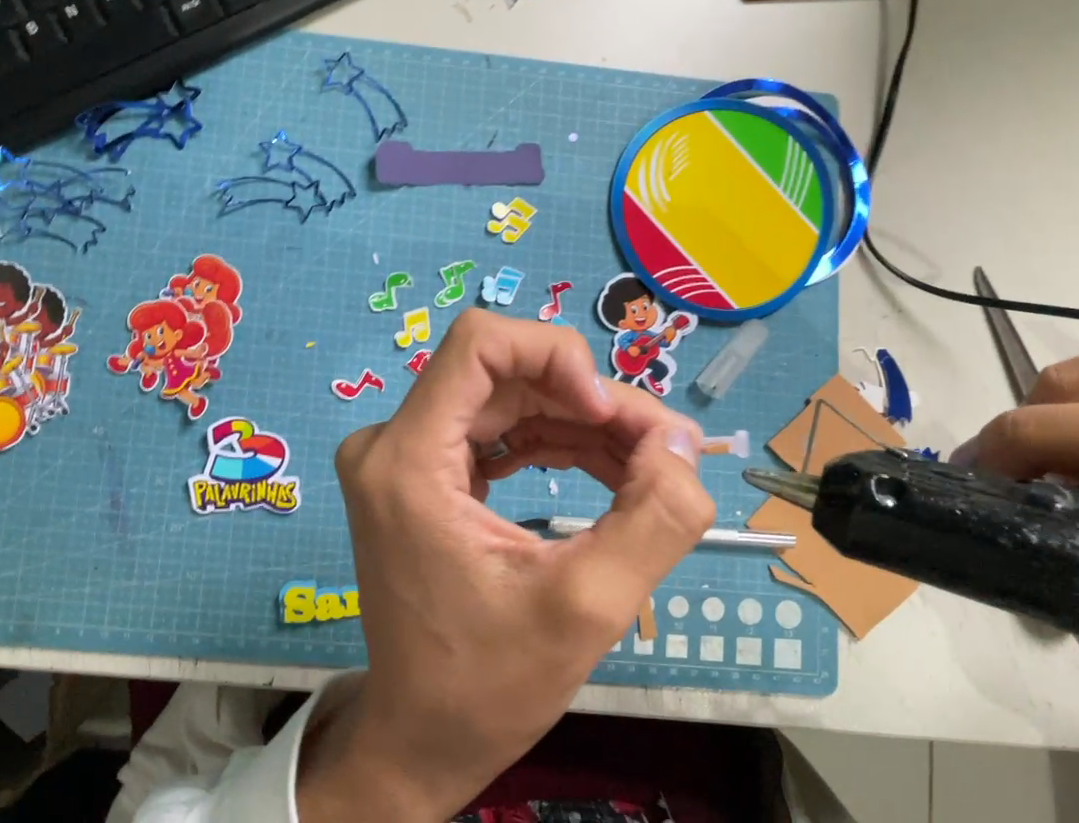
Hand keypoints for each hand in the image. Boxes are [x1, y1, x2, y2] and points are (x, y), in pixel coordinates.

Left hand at [299, 310, 712, 819]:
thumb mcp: (587, 609)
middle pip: (507, 375)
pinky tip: (611, 473)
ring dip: (584, 423)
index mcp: (407, 460)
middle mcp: (393, 442)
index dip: (558, 357)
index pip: (481, 342)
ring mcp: (405, 456)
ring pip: (510, 399)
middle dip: (592, 401)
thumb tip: (685, 448)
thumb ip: (654, 519)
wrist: (422, 735)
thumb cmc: (489, 685)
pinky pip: (498, 431)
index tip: (611, 415)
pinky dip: (558, 443)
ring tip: (651, 468)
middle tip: (663, 453)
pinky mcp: (424, 474)